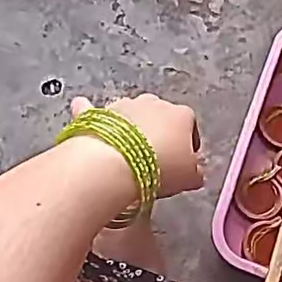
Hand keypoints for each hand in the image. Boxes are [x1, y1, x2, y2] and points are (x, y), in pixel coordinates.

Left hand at [71, 94, 204, 196]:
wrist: (116, 164)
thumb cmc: (159, 168)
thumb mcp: (190, 178)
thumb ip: (197, 172)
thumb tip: (197, 172)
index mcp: (182, 115)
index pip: (190, 125)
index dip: (188, 144)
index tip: (183, 161)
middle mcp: (154, 103)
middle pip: (161, 117)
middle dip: (160, 134)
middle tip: (156, 160)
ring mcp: (124, 105)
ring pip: (131, 115)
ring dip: (131, 129)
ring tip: (128, 155)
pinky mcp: (98, 114)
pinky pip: (94, 110)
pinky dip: (90, 111)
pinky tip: (84, 109)